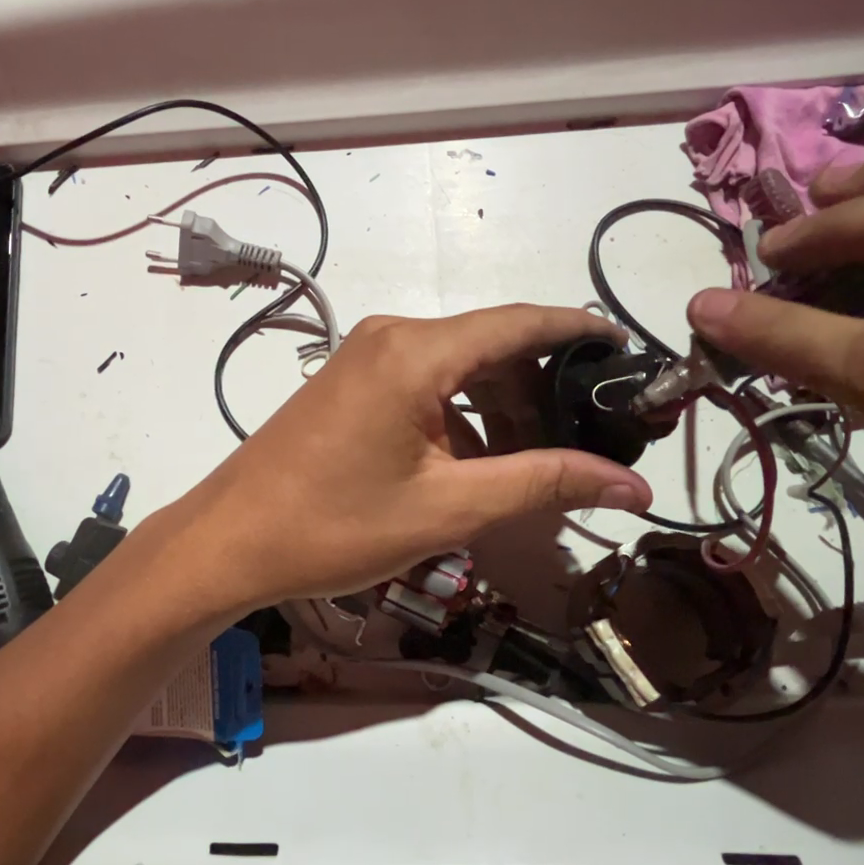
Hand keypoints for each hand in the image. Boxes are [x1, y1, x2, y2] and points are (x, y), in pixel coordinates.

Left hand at [160, 304, 652, 610]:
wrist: (229, 541)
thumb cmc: (334, 526)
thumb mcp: (448, 508)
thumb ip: (543, 484)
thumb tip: (634, 485)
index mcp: (416, 351)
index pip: (521, 323)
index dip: (581, 332)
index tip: (630, 352)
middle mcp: (391, 336)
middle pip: (492, 346)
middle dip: (544, 388)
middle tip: (594, 434)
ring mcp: (364, 357)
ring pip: (459, 367)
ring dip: (502, 408)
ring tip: (542, 462)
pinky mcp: (350, 383)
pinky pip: (424, 384)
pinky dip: (461, 416)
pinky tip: (480, 464)